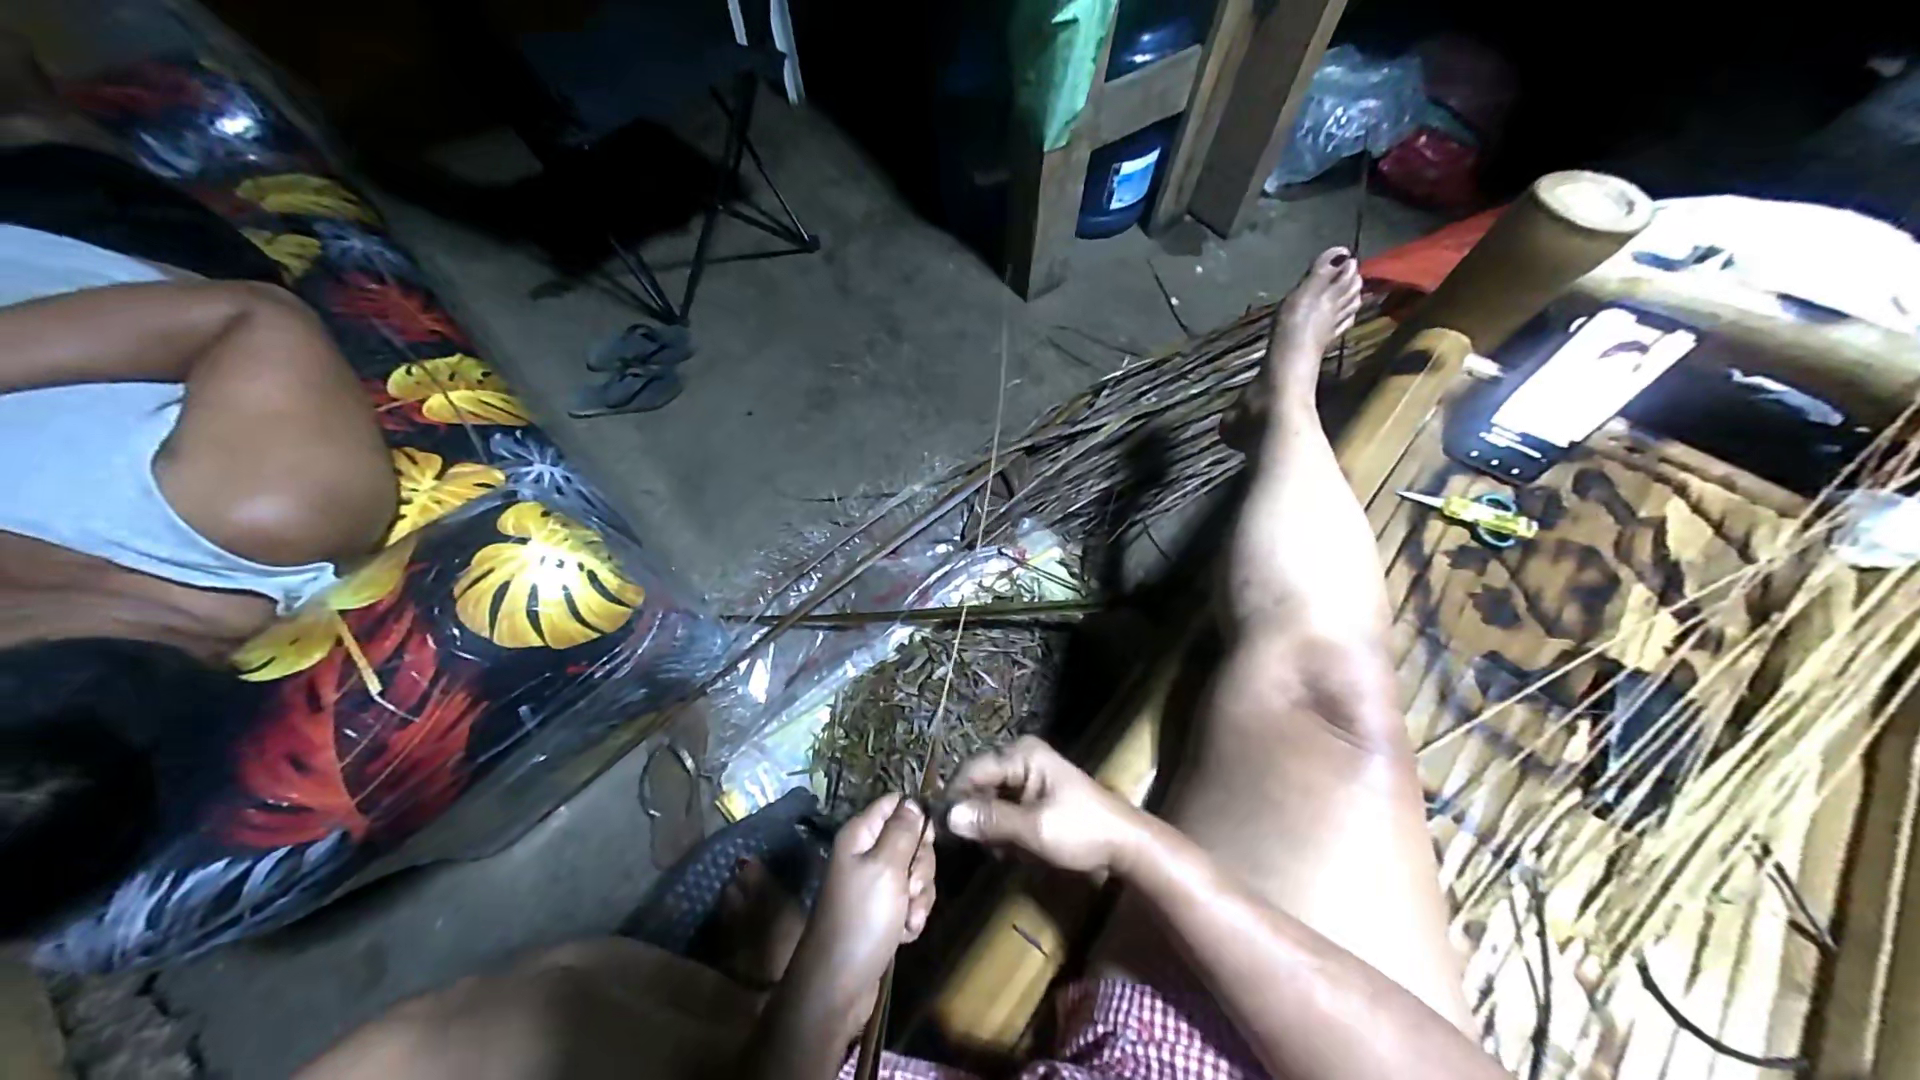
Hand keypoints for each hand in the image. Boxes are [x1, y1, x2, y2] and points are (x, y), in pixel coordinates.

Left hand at [783, 794, 934, 1035]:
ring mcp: (873, 884)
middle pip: (911, 838)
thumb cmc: (861, 919)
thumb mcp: (886, 867)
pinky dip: (912, 916)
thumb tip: (913, 800)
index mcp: (860, 834)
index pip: (895, 803)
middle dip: (921, 865)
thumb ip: (903, 830)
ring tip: (906, 918)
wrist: (838, 987)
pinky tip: (904, 934)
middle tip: (909, 887)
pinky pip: (910, 900)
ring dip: (919, 896)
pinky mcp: (881, 911)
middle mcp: (865, 853)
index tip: (926, 840)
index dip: (916, 817)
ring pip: (915, 872)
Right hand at [944, 736, 1146, 876]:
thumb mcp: (1035, 828)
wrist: (1125, 846)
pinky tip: (1017, 849)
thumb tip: (948, 816)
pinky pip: (1003, 809)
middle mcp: (1020, 757)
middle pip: (979, 784)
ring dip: (992, 828)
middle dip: (978, 817)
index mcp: (1021, 754)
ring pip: (989, 800)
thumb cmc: (1082, 831)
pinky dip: (1004, 831)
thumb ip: (991, 820)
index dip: (956, 798)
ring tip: (1007, 851)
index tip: (944, 830)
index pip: (972, 770)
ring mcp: (1026, 776)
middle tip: (982, 847)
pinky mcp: (1032, 795)